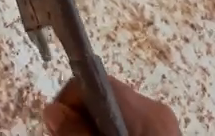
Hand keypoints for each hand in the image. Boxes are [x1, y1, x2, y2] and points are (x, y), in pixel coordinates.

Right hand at [42, 76, 180, 135]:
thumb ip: (77, 135)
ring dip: (92, 135)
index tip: (59, 132)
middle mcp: (155, 112)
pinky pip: (126, 133)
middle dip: (80, 125)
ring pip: (110, 120)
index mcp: (145, 111)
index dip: (69, 104)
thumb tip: (53, 111)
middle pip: (100, 103)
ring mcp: (161, 130)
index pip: (92, 83)